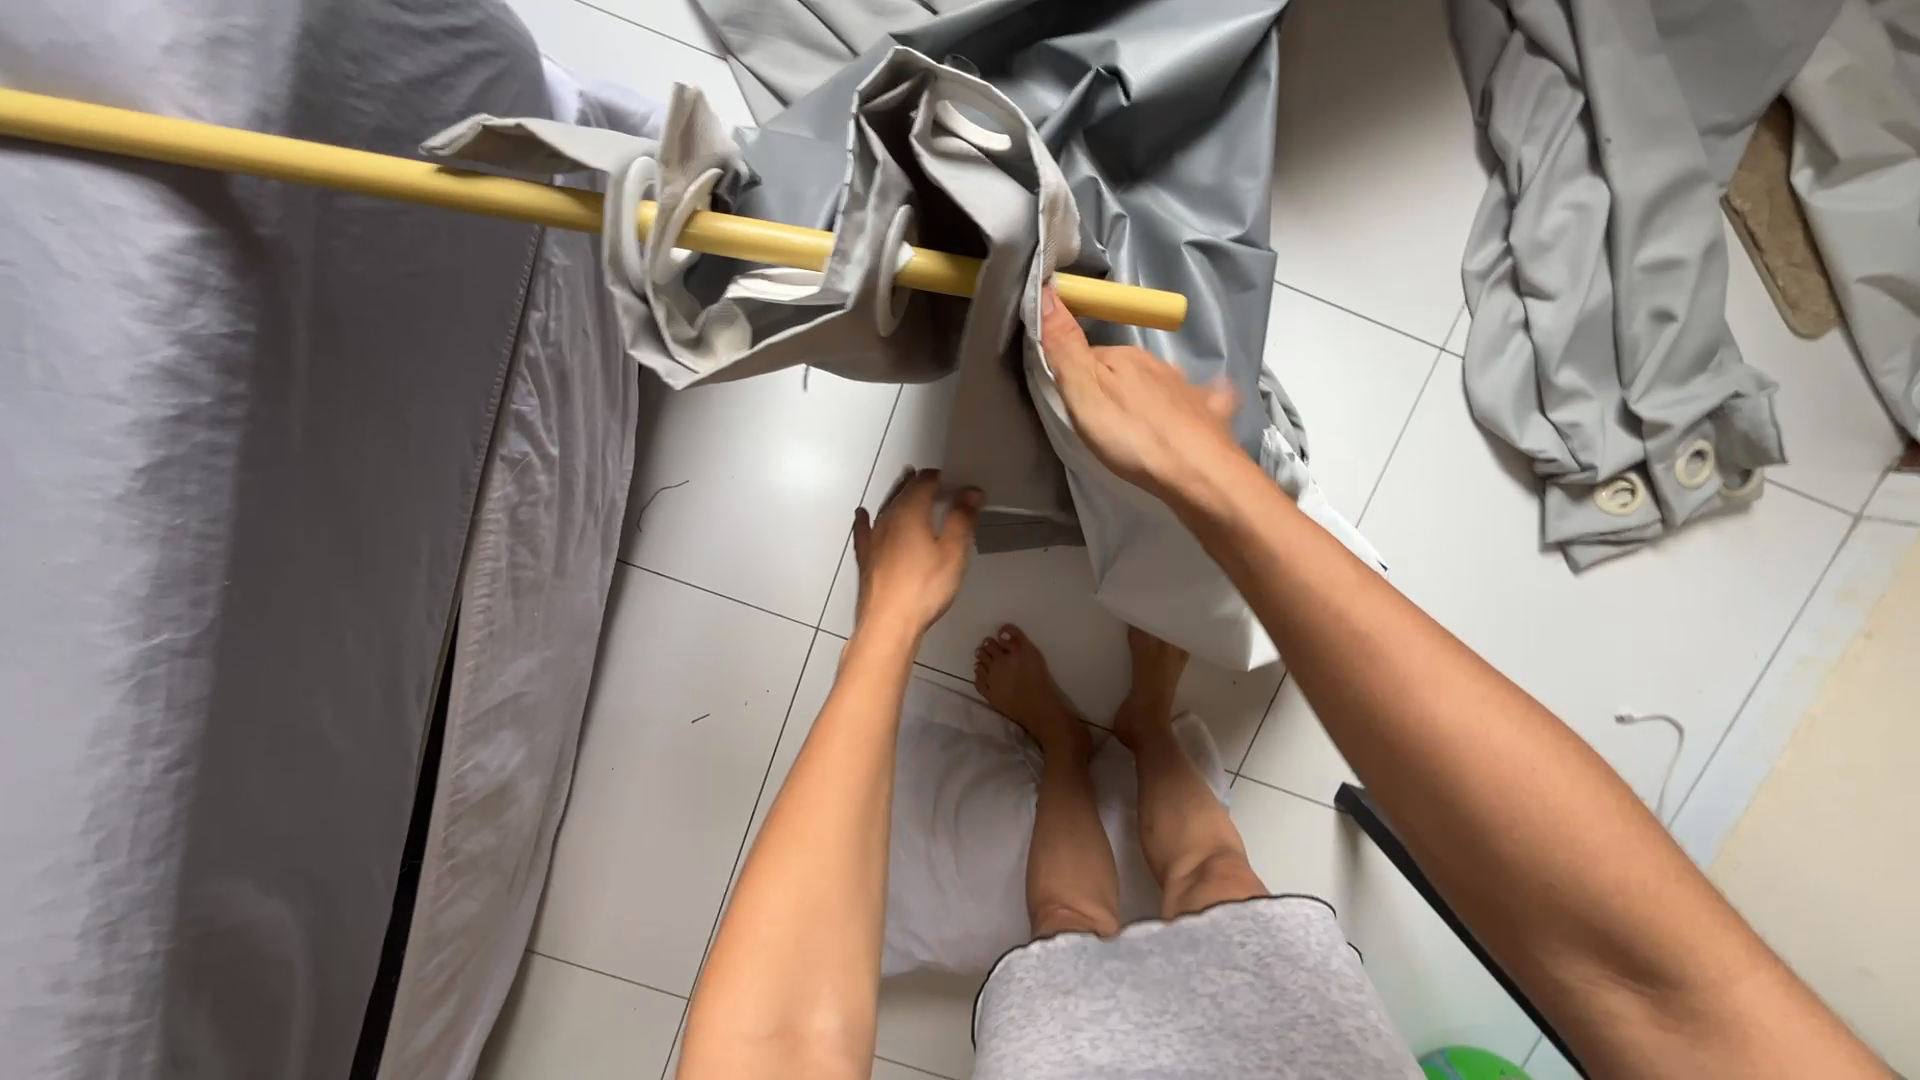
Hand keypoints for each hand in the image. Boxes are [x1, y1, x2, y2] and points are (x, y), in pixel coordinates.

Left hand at [852, 469, 981, 636]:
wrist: (888, 623)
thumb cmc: (925, 587)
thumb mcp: (953, 552)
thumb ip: (962, 518)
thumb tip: (971, 491)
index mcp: (911, 512)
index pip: (925, 483)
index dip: (940, 478)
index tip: (955, 480)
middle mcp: (888, 518)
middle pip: (903, 492)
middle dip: (918, 483)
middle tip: (933, 480)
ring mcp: (873, 538)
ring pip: (885, 507)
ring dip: (897, 495)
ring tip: (905, 484)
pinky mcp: (865, 557)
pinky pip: (864, 530)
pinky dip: (866, 519)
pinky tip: (862, 514)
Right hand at [1038, 285, 1243, 505]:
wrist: (1196, 471)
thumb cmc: (1132, 434)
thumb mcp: (1084, 391)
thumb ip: (1064, 345)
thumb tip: (1048, 287)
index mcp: (1125, 358)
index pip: (1091, 355)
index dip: (1076, 372)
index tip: (1067, 395)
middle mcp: (1159, 366)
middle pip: (1125, 369)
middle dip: (1111, 383)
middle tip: (1097, 415)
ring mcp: (1188, 389)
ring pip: (1162, 381)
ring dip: (1148, 392)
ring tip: (1137, 416)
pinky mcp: (1211, 416)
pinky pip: (1208, 399)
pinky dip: (1204, 398)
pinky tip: (1205, 404)